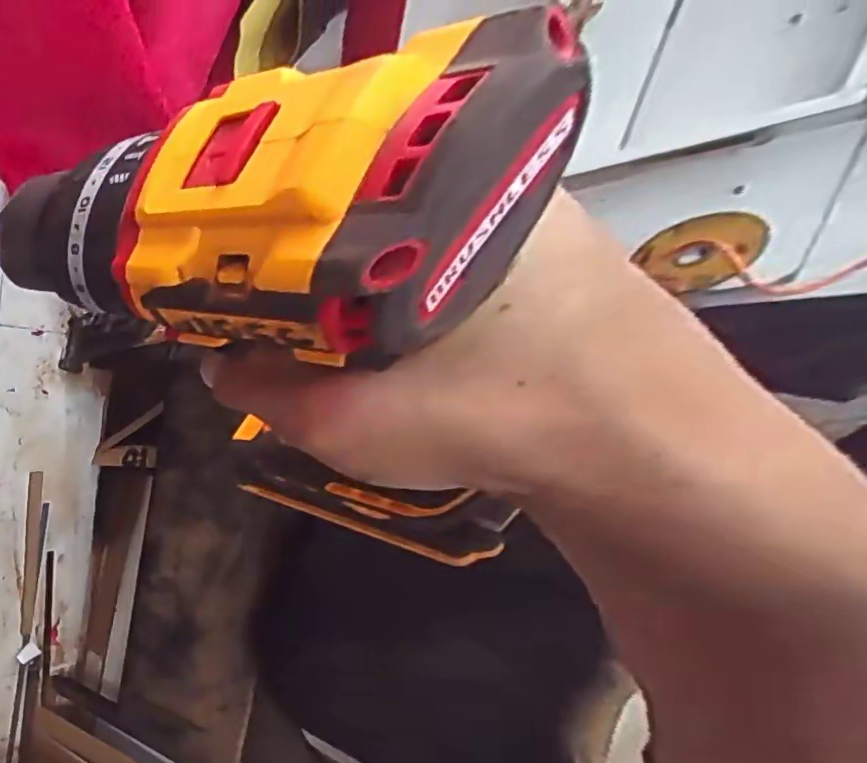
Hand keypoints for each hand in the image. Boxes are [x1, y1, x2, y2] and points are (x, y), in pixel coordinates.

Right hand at [201, 194, 754, 495]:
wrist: (650, 460)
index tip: (228, 301)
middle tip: (282, 342)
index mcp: (437, 211)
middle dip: (308, 288)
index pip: (314, 217)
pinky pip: (452, 276)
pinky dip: (410, 308)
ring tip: (336, 356)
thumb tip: (216, 364)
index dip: (259, 259)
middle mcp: (491, 199)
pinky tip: (407, 355)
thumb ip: (262, 390)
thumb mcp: (342, 418)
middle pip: (359, 236)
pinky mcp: (563, 269)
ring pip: (406, 259)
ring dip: (360, 302)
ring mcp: (538, 229)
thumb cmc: (484, 420)